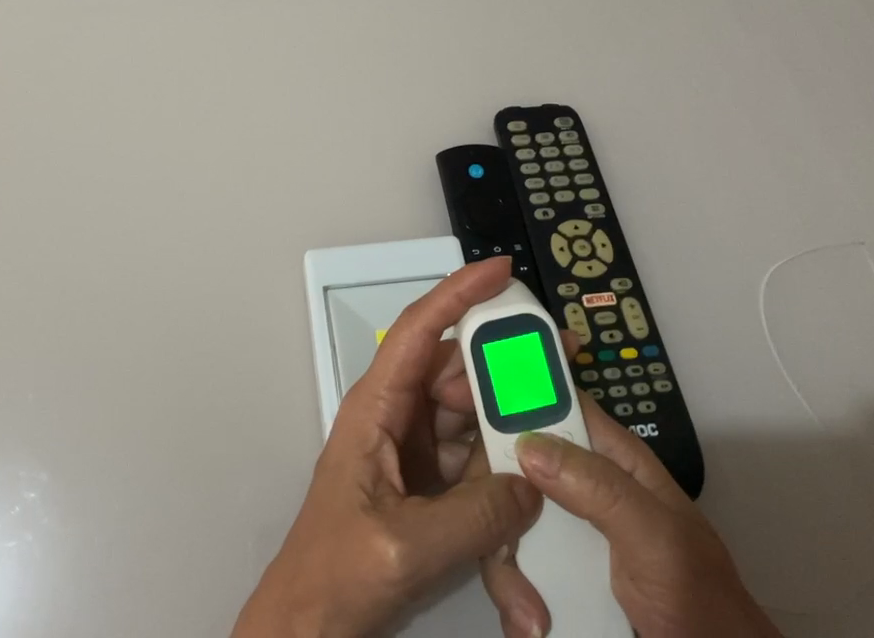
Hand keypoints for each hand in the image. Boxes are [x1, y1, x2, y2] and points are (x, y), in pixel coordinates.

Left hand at [233, 259, 541, 637]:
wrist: (311, 621)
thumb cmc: (337, 572)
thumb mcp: (407, 544)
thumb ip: (476, 515)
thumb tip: (533, 484)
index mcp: (375, 410)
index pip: (418, 332)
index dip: (457, 293)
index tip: (500, 270)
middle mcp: (395, 417)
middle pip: (455, 369)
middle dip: (504, 359)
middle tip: (561, 356)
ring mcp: (414, 450)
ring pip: (471, 411)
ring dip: (510, 412)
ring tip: (561, 408)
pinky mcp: (429, 482)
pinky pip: (475, 454)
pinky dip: (504, 458)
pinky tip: (536, 467)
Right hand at [480, 400, 778, 637]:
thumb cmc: (700, 603)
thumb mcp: (657, 538)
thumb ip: (599, 487)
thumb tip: (526, 443)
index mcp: (609, 458)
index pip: (551, 399)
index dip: (505, 388)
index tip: (455, 394)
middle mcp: (576, 485)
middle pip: (508, 461)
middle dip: (491, 499)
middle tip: (497, 540)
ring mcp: (559, 530)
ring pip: (499, 518)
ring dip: (504, 566)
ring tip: (528, 615)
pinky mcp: (547, 572)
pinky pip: (507, 564)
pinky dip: (511, 595)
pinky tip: (530, 624)